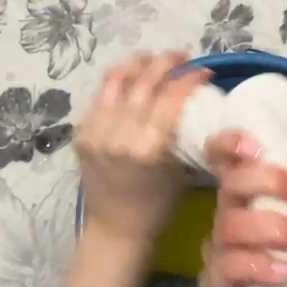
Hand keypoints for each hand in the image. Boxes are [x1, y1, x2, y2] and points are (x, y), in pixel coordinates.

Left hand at [75, 50, 208, 245]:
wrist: (114, 230)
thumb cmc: (158, 205)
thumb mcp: (183, 170)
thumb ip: (188, 133)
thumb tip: (205, 102)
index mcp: (148, 147)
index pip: (172, 96)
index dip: (191, 77)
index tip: (205, 70)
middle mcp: (119, 134)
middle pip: (144, 80)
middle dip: (167, 61)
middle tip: (182, 56)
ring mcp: (95, 131)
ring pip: (116, 79)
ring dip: (138, 62)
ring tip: (153, 58)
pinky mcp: (81, 132)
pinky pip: (100, 95)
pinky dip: (118, 82)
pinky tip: (130, 79)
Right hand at [196, 131, 286, 286]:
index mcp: (252, 194)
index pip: (223, 157)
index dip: (229, 143)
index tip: (257, 145)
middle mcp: (230, 218)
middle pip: (229, 186)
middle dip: (269, 182)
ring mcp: (221, 254)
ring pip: (229, 226)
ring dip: (276, 231)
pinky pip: (226, 269)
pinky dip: (259, 267)